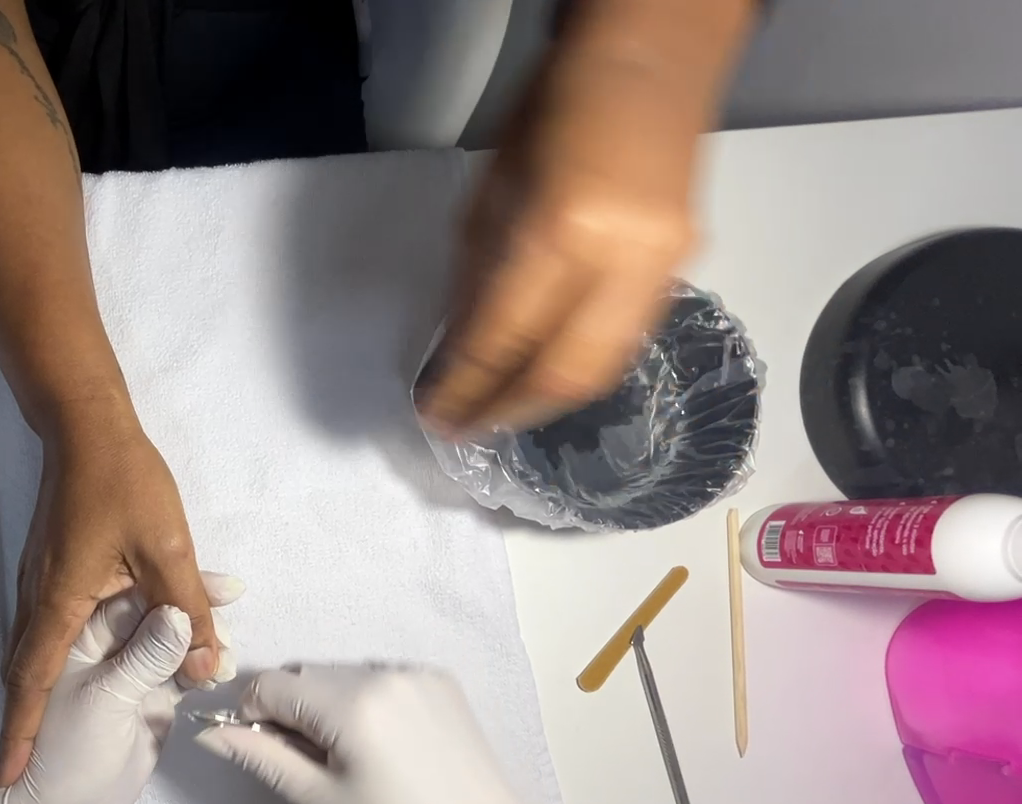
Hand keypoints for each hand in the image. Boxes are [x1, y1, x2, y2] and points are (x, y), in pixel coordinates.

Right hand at [0, 418, 231, 784]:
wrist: (85, 427)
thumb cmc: (126, 484)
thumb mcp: (168, 550)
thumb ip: (188, 613)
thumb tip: (207, 669)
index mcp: (60, 601)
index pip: (32, 682)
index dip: (20, 732)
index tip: (6, 775)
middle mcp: (35, 596)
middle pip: (21, 670)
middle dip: (22, 718)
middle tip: (26, 758)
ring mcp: (33, 578)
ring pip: (29, 646)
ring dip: (35, 687)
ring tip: (45, 721)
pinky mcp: (42, 564)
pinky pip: (39, 622)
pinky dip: (47, 653)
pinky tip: (77, 657)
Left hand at [0, 587, 231, 803]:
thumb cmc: (69, 754)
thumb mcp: (105, 700)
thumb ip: (143, 657)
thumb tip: (181, 612)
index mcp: (81, 635)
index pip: (133, 598)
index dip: (174, 587)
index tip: (217, 585)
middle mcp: (106, 644)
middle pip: (157, 614)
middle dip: (195, 608)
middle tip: (233, 601)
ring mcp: (130, 670)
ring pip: (172, 641)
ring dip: (203, 640)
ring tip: (229, 650)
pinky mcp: (149, 696)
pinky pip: (180, 671)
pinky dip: (202, 668)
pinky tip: (223, 668)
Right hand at [196, 665, 597, 803]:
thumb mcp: (319, 801)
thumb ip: (259, 756)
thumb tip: (205, 732)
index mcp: (350, 703)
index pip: (269, 684)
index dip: (253, 715)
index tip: (269, 751)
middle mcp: (382, 672)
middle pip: (303, 674)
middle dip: (291, 708)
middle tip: (312, 760)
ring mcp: (415, 671)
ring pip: (338, 673)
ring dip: (325, 701)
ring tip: (351, 753)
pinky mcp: (438, 678)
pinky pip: (375, 676)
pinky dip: (362, 698)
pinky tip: (384, 741)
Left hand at [417, 2, 744, 434]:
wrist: (650, 62)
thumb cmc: (547, 120)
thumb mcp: (482, 208)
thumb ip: (471, 292)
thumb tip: (451, 360)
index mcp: (558, 235)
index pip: (499, 343)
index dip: (461, 388)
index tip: (430, 414)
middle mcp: (620, 260)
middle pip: (561, 376)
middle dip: (506, 413)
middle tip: (464, 431)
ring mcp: (664, 267)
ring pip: (601, 370)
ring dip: (541, 404)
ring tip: (495, 416)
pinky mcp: (683, 268)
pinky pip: (624, 344)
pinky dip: (575, 373)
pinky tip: (539, 381)